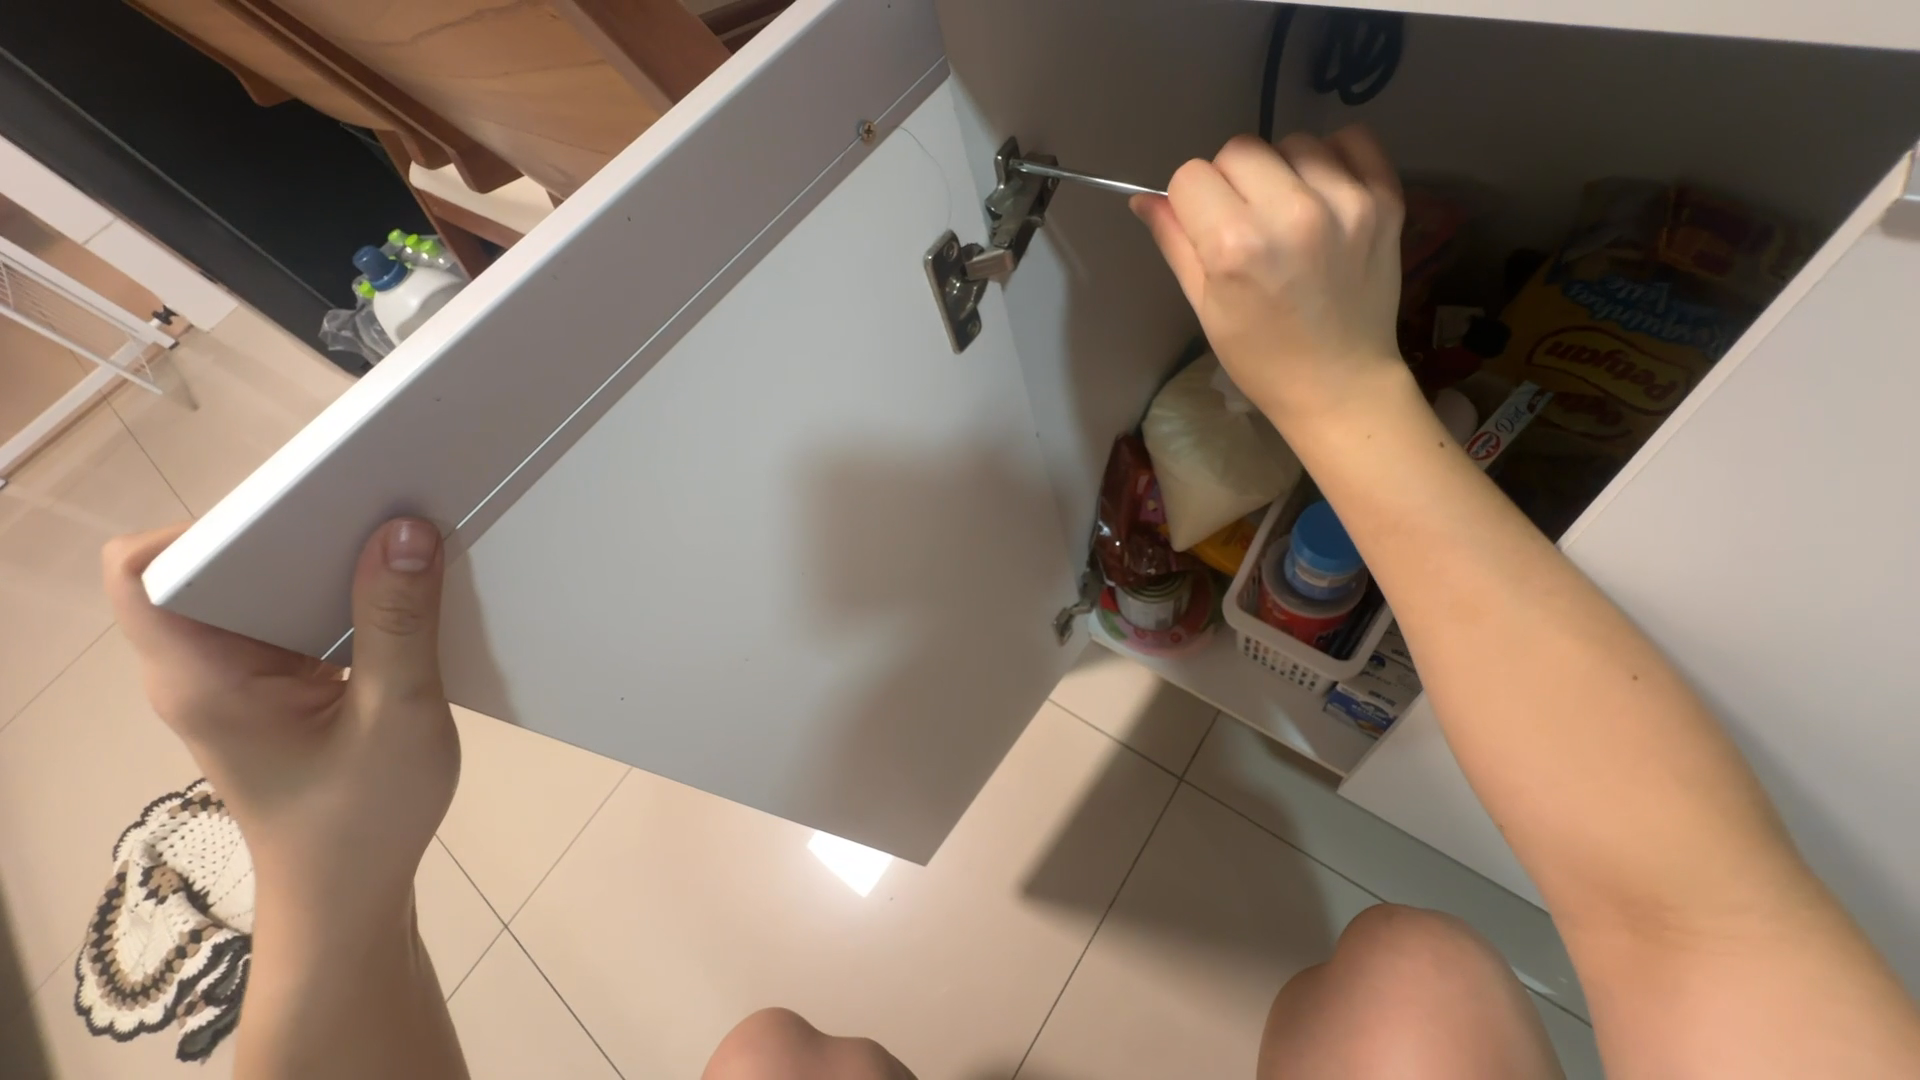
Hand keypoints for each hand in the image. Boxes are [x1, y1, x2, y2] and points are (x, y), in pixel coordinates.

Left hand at [103, 518, 458, 923]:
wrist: (354, 894)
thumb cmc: (364, 817)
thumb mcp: (397, 715)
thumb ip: (400, 623)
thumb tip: (405, 529)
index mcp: (201, 675)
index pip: (150, 570)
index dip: (218, 524)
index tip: (314, 508)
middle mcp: (203, 669)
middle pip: (211, 567)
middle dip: (290, 531)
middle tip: (377, 516)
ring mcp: (239, 682)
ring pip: (258, 592)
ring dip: (323, 563)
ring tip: (397, 545)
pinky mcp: (277, 691)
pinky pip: (294, 620)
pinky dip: (341, 596)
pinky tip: (397, 595)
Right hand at [1131, 126, 1406, 426]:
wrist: (1338, 383)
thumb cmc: (1260, 357)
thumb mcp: (1204, 306)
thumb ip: (1175, 243)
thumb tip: (1144, 199)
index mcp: (1235, 245)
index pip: (1191, 176)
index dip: (1189, 201)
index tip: (1203, 228)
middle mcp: (1290, 212)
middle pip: (1239, 149)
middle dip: (1230, 180)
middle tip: (1244, 223)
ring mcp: (1345, 202)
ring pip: (1292, 143)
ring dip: (1281, 170)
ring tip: (1287, 215)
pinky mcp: (1385, 199)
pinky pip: (1351, 140)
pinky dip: (1331, 159)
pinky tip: (1323, 196)